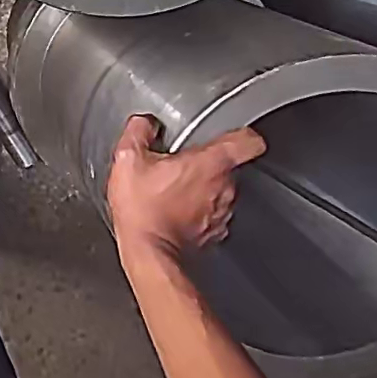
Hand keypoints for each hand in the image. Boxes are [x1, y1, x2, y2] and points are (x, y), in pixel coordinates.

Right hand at [107, 115, 266, 258]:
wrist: (149, 254)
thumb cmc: (143, 209)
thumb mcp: (127, 159)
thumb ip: (139, 131)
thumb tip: (144, 123)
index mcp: (210, 164)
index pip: (248, 142)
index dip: (242, 133)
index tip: (231, 132)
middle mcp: (224, 187)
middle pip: (227, 163)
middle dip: (203, 160)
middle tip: (176, 162)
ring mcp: (223, 212)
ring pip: (219, 187)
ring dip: (200, 184)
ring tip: (170, 186)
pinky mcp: (215, 231)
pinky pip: (211, 209)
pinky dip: (197, 206)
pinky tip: (172, 206)